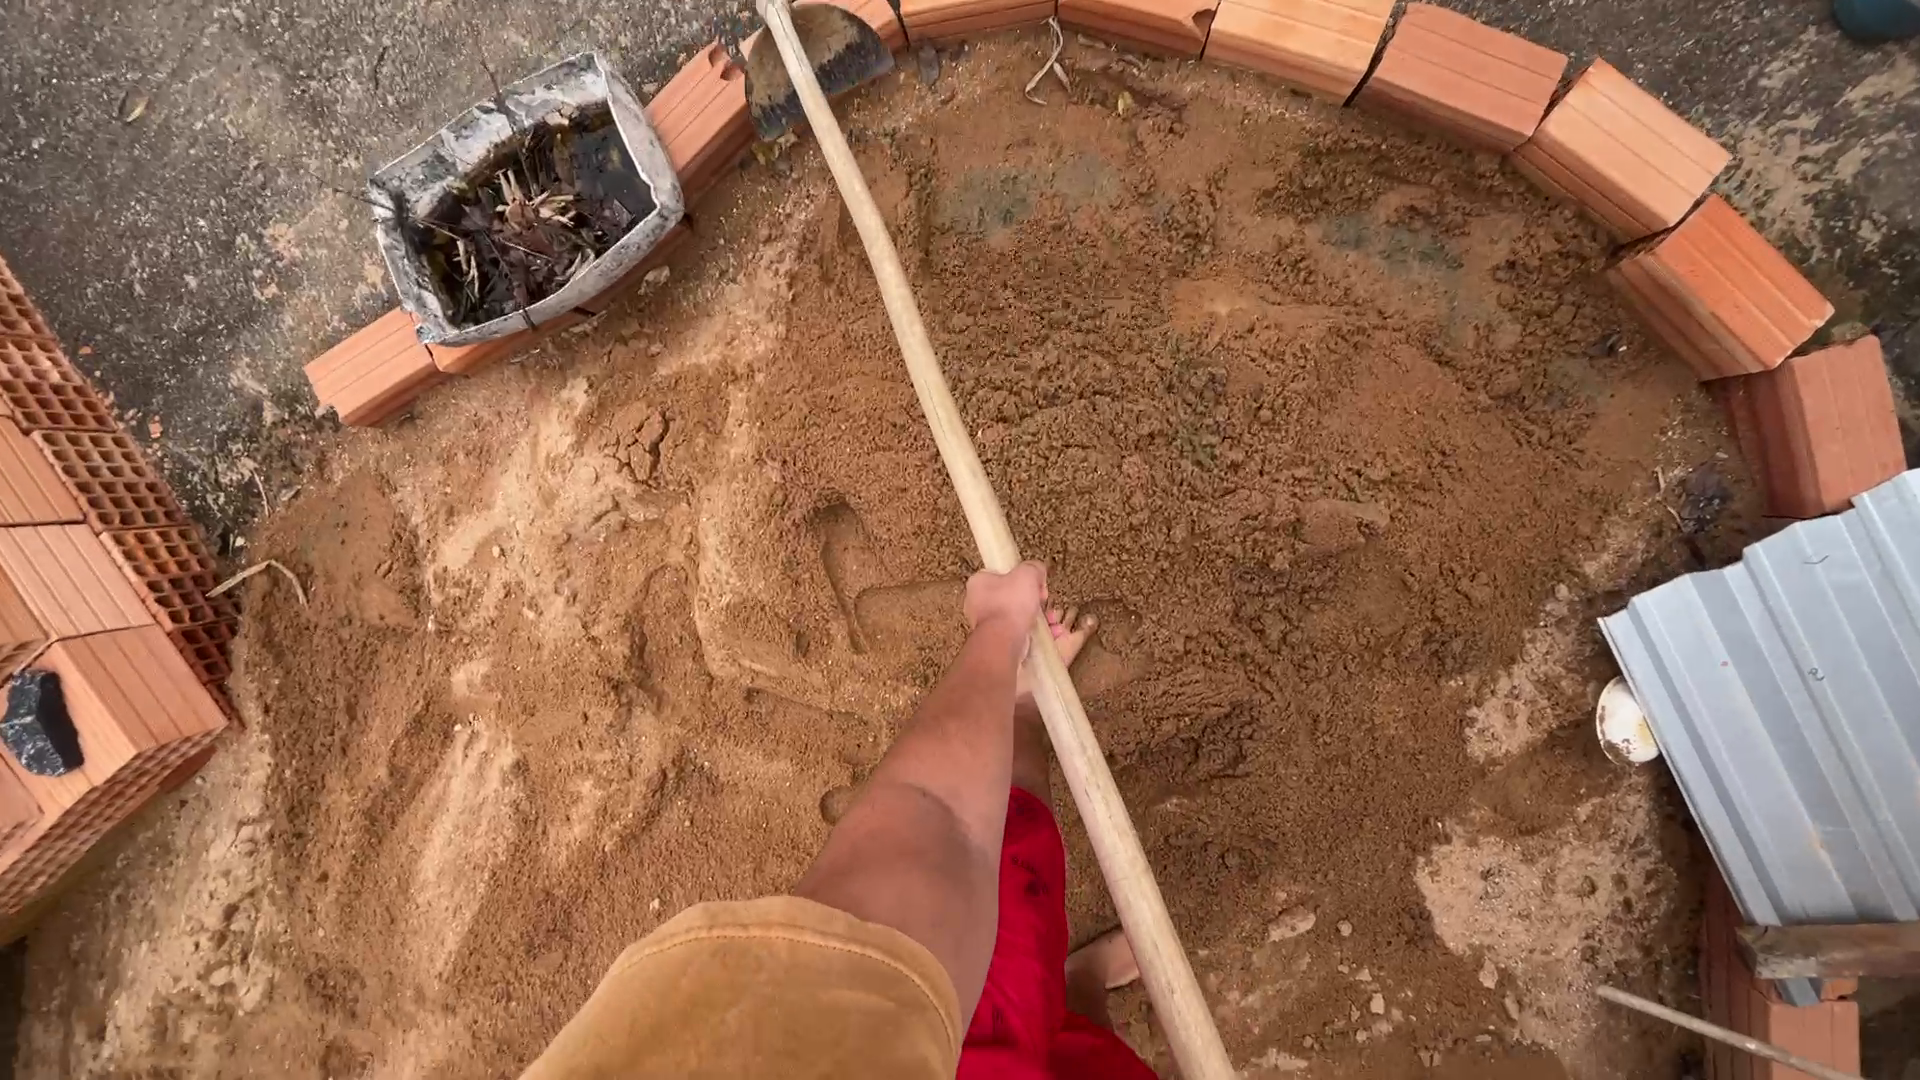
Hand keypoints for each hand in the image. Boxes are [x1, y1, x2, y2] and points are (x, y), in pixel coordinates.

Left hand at [962, 562, 1047, 638]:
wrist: (1004, 641)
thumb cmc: (1009, 605)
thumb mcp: (1027, 574)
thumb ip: (1033, 568)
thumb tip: (1038, 570)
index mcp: (978, 583)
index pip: (1000, 574)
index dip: (1020, 577)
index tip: (1034, 582)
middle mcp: (978, 604)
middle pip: (1011, 597)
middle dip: (1032, 600)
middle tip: (1042, 600)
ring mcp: (986, 624)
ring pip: (1017, 617)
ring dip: (1037, 617)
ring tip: (1052, 620)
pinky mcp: (997, 641)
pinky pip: (1019, 633)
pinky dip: (1036, 633)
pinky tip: (1051, 633)